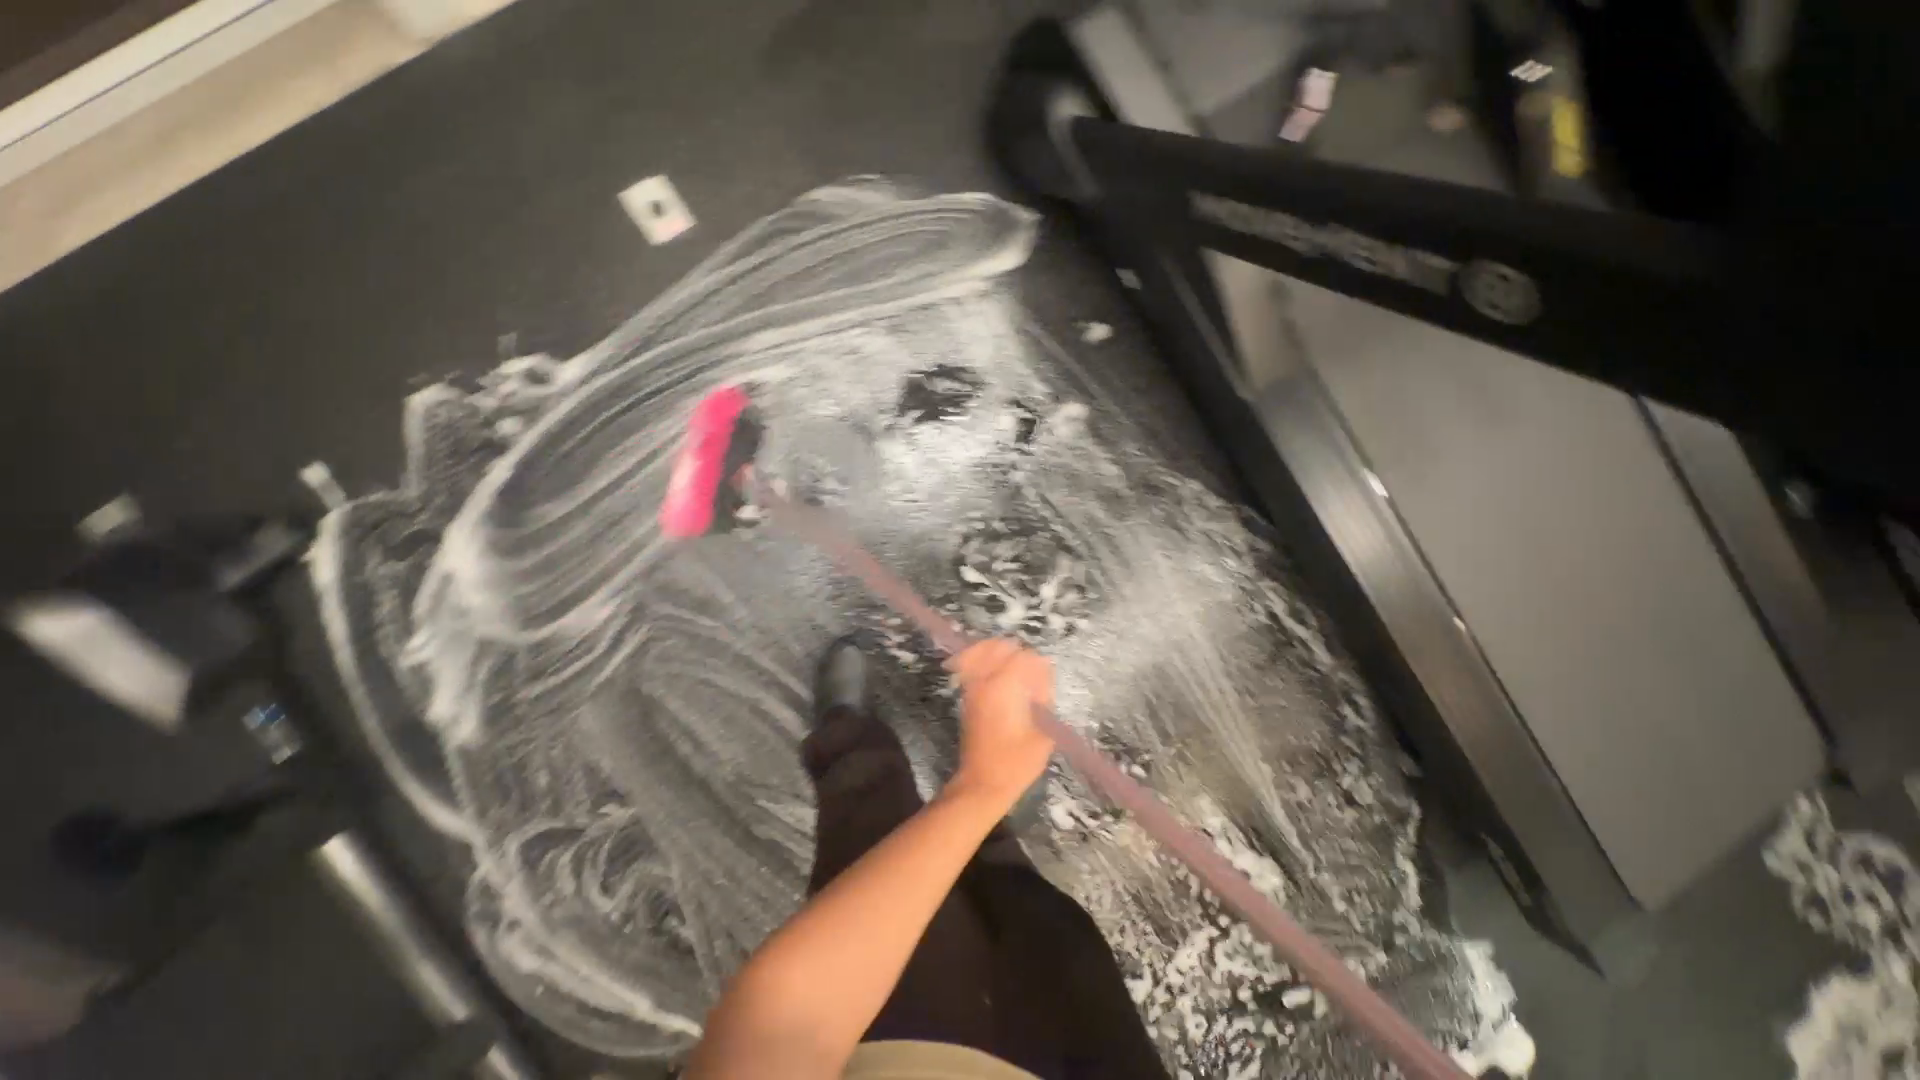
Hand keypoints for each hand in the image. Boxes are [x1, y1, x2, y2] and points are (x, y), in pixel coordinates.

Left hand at [947, 639, 1055, 804]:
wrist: (983, 782)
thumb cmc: (1017, 762)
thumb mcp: (1044, 733)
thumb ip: (1045, 701)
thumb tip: (1041, 686)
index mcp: (1005, 685)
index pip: (1025, 656)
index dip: (1039, 669)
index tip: (1044, 692)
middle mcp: (984, 680)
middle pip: (1000, 646)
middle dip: (1020, 655)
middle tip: (1033, 677)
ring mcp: (971, 687)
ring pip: (982, 651)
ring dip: (1000, 654)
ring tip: (1016, 671)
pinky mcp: (966, 697)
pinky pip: (972, 665)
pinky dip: (983, 662)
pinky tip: (998, 677)